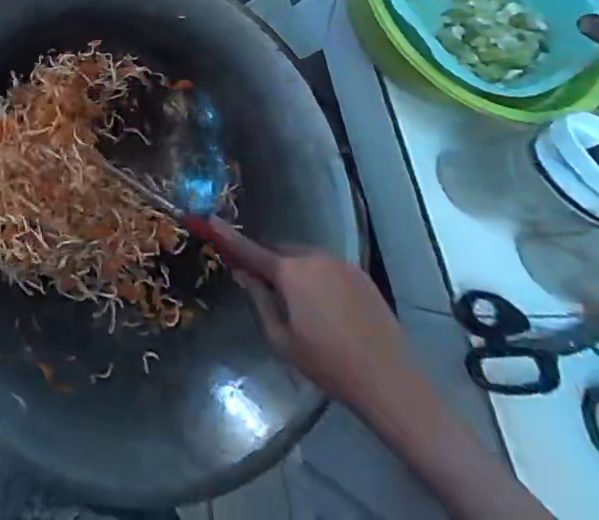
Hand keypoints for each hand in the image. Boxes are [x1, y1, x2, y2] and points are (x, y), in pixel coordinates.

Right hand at [209, 219, 423, 411]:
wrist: (388, 379)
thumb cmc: (327, 364)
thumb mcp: (280, 339)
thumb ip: (258, 300)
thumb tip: (244, 274)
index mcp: (290, 272)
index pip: (250, 249)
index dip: (227, 236)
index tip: (209, 219)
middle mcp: (314, 257)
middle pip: (279, 251)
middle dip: (266, 262)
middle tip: (260, 285)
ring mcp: (340, 263)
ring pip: (303, 257)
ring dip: (292, 269)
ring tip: (296, 302)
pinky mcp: (360, 274)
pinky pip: (326, 266)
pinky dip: (315, 276)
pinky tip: (323, 305)